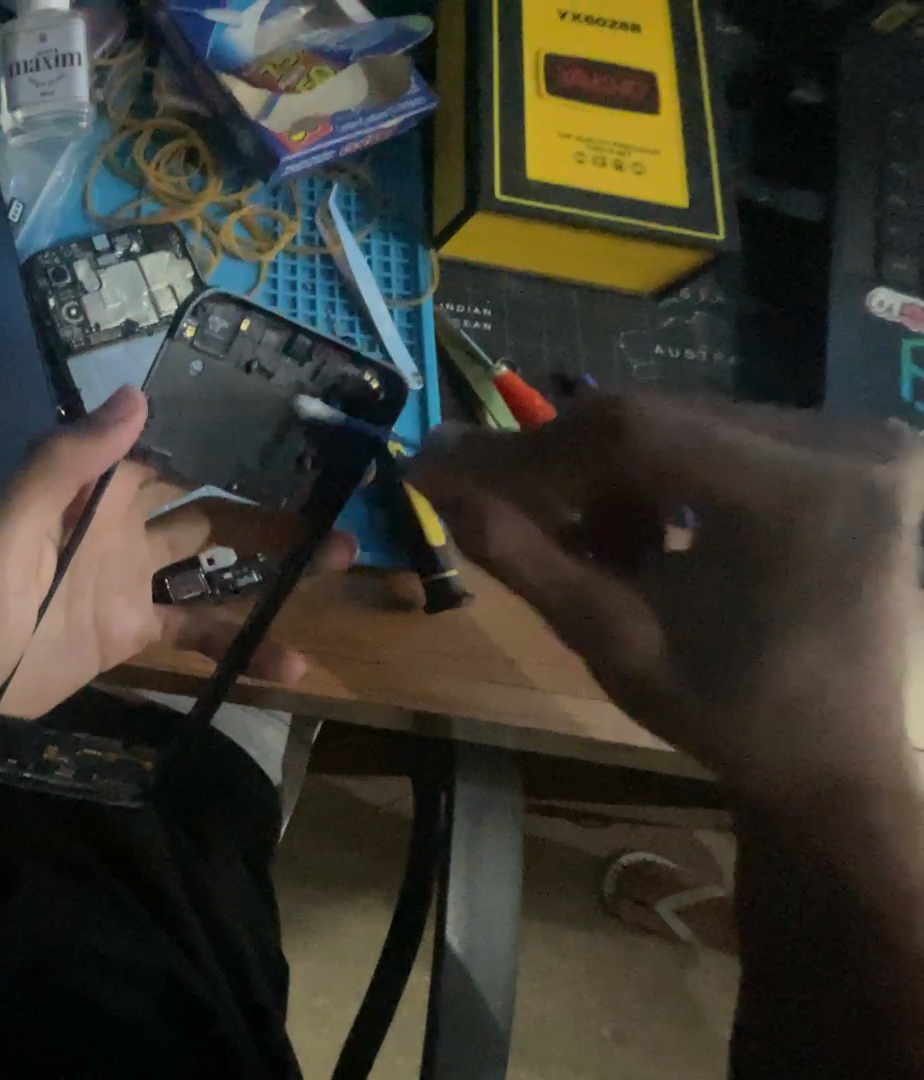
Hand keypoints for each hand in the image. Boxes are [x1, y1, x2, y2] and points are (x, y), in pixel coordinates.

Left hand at [0, 386, 353, 751]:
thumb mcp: (1, 531)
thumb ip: (60, 465)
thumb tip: (135, 398)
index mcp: (83, 492)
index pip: (162, 447)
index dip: (218, 433)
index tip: (289, 423)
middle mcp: (114, 527)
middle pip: (202, 501)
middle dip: (264, 497)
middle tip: (338, 495)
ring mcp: (126, 582)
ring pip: (210, 562)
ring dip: (271, 560)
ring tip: (342, 558)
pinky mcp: (128, 634)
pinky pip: (194, 632)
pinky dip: (240, 645)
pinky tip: (292, 664)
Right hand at [410, 393, 921, 792]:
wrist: (834, 752)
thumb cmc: (722, 707)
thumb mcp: (602, 634)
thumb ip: (517, 554)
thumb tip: (433, 482)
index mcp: (801, 496)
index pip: (630, 432)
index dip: (519, 449)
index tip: (438, 470)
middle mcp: (844, 445)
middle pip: (645, 418)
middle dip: (546, 461)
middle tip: (476, 498)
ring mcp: (848, 442)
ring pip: (663, 423)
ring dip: (589, 475)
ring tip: (568, 540)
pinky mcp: (836, 453)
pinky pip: (699, 437)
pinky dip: (636, 479)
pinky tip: (626, 535)